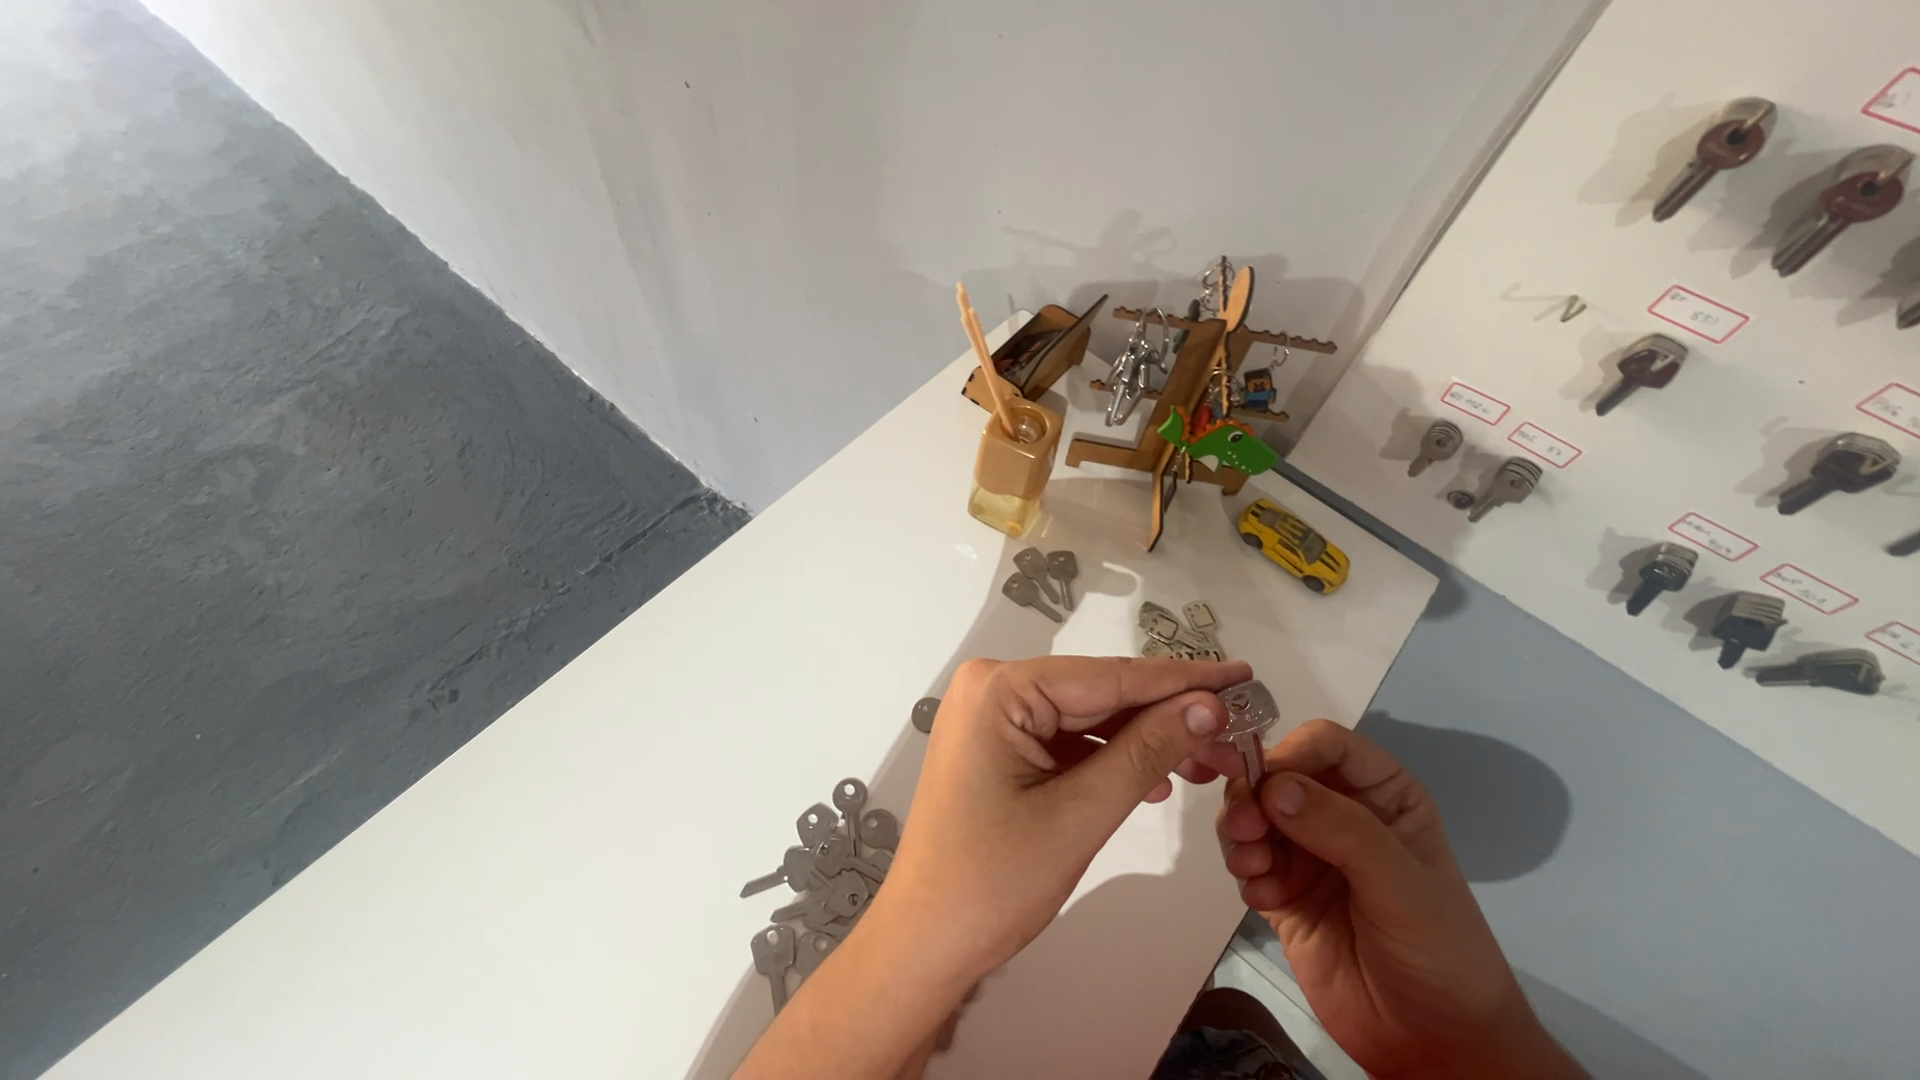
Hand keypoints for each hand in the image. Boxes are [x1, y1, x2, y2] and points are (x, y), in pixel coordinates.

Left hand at [735, 655, 1250, 1079]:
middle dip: (1168, 716)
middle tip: (1237, 735)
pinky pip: (1065, 741)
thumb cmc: (994, 882)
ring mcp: (992, 719)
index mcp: (999, 689)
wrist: (927, 943)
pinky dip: (1109, 759)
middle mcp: (991, 688)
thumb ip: (1146, 751)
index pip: (1108, 676)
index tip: (1242, 674)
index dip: (1182, 679)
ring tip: (1208, 763)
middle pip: (1099, 694)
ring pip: (1087, 718)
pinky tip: (1152, 780)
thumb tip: (1208, 706)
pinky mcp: (998, 748)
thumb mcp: (1080, 814)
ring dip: (1144, 741)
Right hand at [1215, 720, 1584, 1079]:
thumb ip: (1342, 829)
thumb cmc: (1439, 952)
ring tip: (1252, 870)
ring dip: (1240, 834)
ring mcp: (1307, 852)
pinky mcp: (1281, 890)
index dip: (1291, 753)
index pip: (1325, 745)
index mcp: (1382, 795)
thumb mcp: (1402, 884)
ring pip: (1251, 812)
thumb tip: (1273, 787)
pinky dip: (1243, 870)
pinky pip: (1244, 858)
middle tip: (1244, 831)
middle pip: (1276, 774)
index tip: (1265, 785)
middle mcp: (1340, 813)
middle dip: (1251, 796)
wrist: (1433, 1044)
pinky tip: (1262, 899)